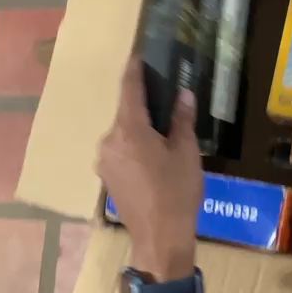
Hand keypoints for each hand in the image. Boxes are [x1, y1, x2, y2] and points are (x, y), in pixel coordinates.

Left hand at [97, 56, 202, 280]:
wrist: (160, 239)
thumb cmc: (177, 193)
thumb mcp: (186, 153)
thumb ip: (181, 120)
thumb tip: (182, 94)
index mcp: (129, 130)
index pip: (129, 89)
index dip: (135, 70)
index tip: (139, 54)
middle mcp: (109, 141)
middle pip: (127, 114)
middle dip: (145, 107)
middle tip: (168, 103)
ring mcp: (104, 161)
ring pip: (124, 135)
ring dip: (141, 131)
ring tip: (166, 136)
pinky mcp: (106, 178)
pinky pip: (121, 152)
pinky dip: (136, 148)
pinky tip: (155, 159)